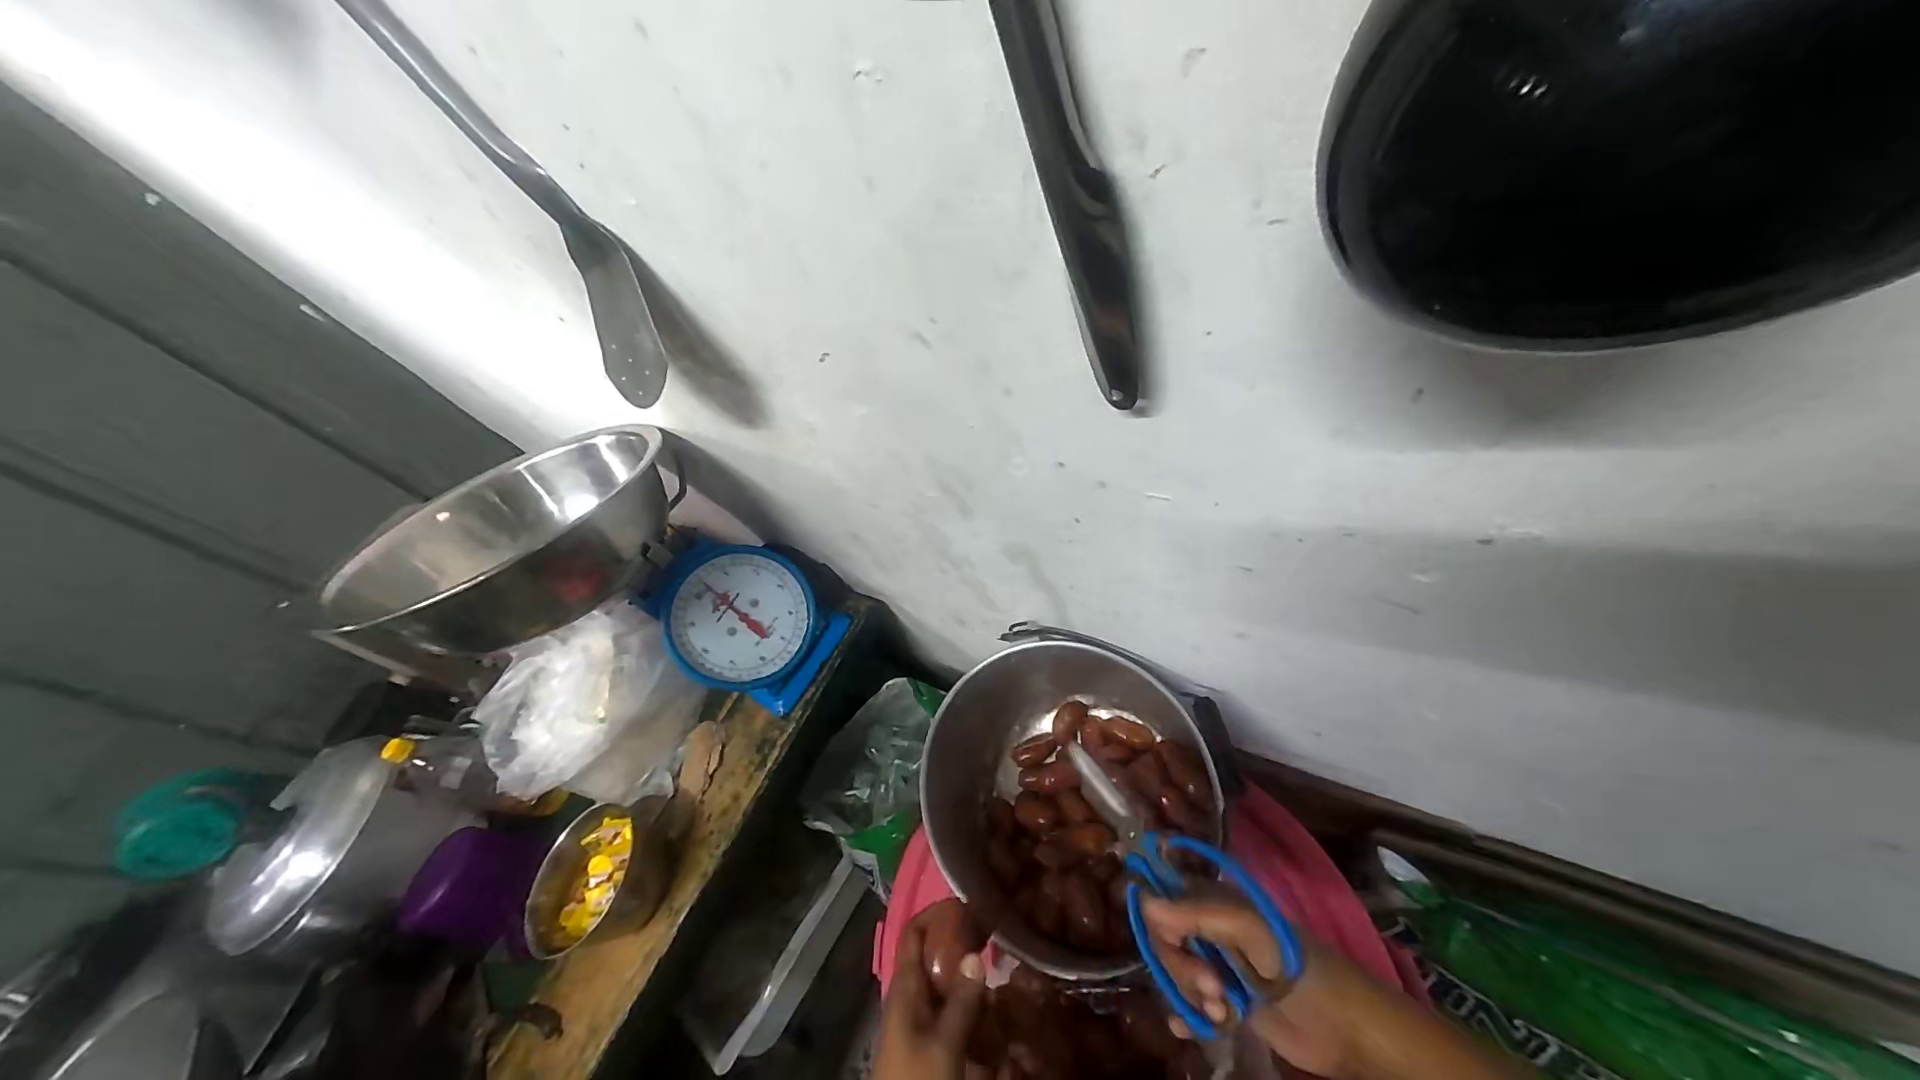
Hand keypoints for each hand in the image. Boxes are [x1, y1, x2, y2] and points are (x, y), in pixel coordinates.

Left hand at [873, 905, 988, 1079]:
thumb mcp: (945, 1044)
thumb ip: (961, 1001)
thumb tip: (975, 954)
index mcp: (904, 988)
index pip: (913, 933)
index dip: (935, 913)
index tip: (967, 905)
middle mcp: (908, 997)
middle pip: (929, 956)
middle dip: (958, 943)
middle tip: (992, 937)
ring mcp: (917, 1022)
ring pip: (941, 984)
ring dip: (965, 973)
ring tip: (997, 966)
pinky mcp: (927, 1043)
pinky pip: (947, 1010)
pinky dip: (966, 1002)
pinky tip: (990, 1008)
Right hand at [1141, 895, 1524, 1079]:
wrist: (1350, 1031)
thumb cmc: (1303, 969)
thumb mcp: (1251, 933)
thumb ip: (1198, 915)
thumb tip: (1145, 902)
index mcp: (1217, 902)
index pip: (1166, 898)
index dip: (1158, 919)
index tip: (1172, 943)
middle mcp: (1213, 930)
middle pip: (1167, 941)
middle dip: (1181, 967)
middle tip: (1212, 987)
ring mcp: (1220, 967)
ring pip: (1177, 975)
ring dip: (1188, 994)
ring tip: (1222, 1011)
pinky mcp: (1228, 1003)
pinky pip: (1190, 1005)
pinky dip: (1187, 1017)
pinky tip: (1191, 1029)